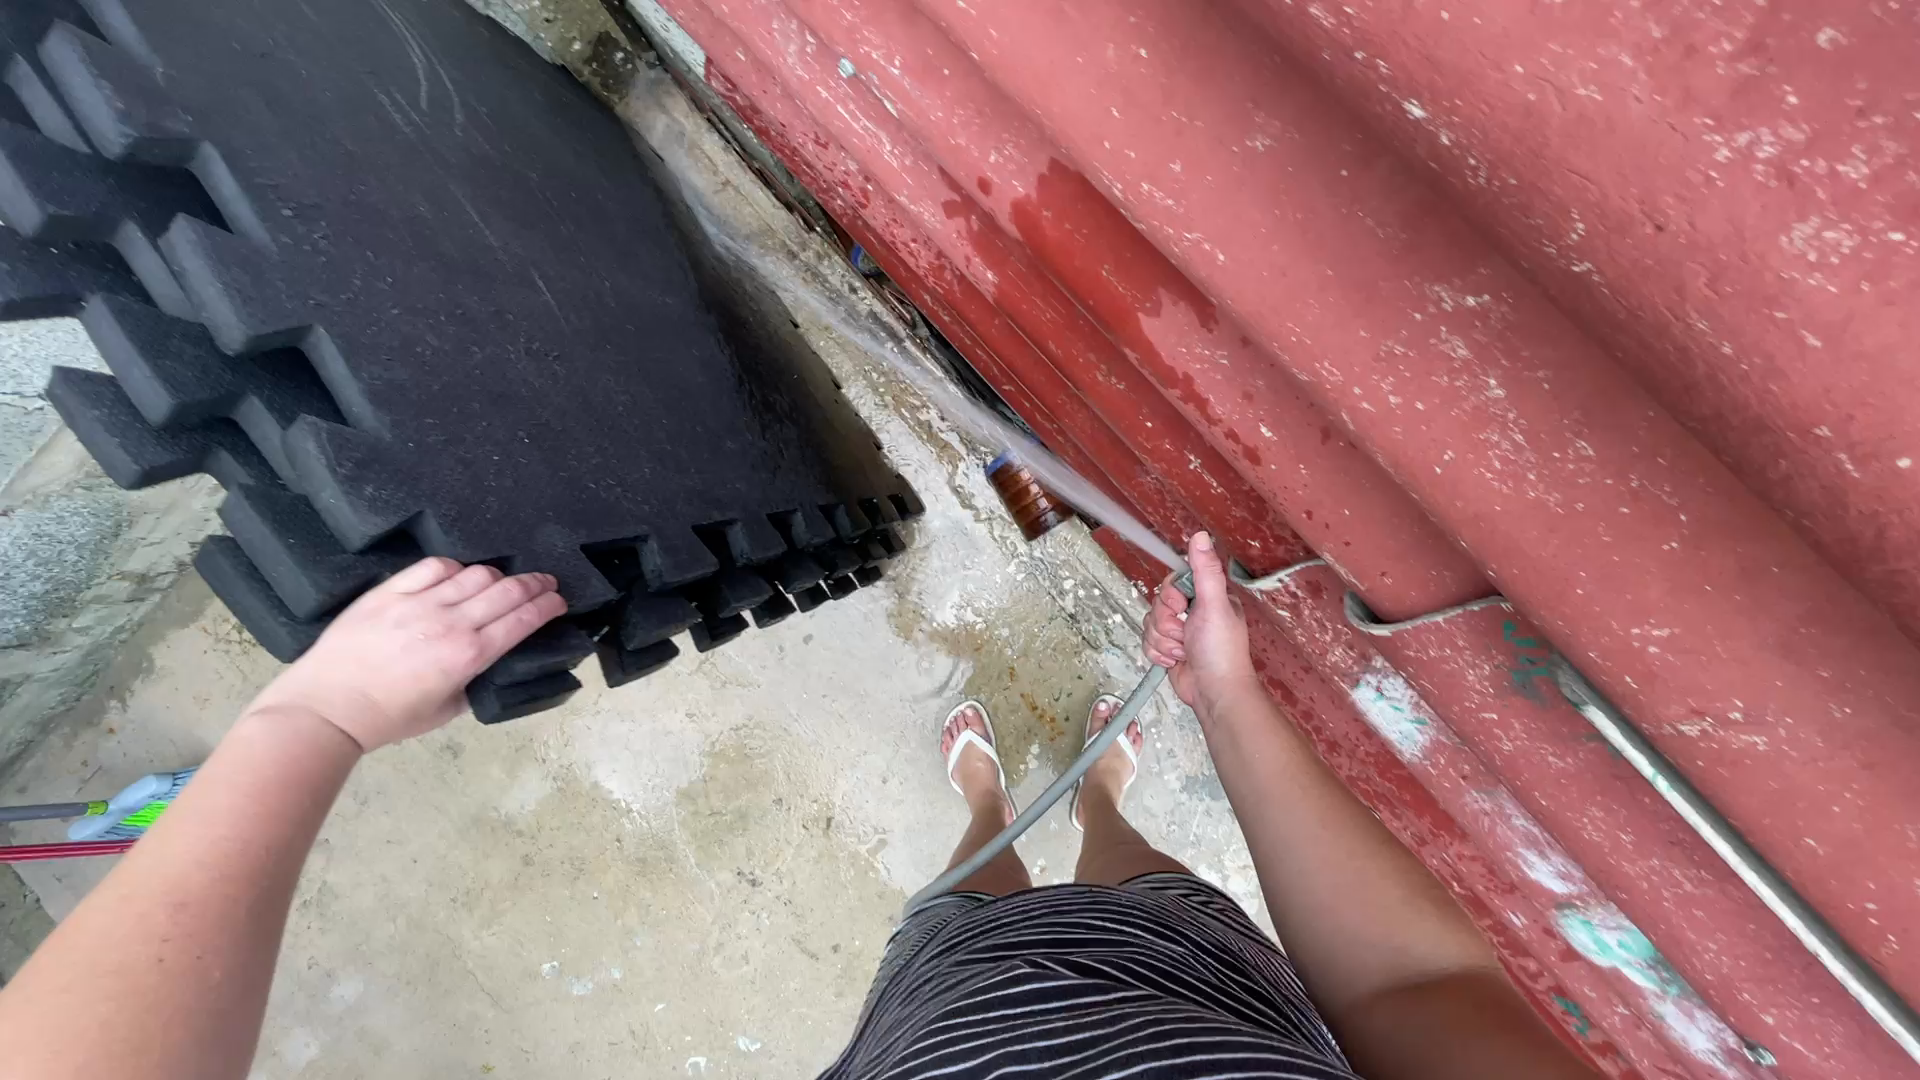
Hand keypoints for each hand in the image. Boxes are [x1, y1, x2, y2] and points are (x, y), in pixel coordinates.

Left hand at [245, 558, 565, 750]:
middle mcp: (451, 623)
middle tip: (547, 583)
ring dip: (499, 576)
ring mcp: (418, 604)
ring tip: (502, 583)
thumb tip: (494, 655)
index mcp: (470, 655)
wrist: (324, 711)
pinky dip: (455, 568)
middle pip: (509, 590)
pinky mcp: (388, 593)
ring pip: (476, 574)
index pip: (524, 619)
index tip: (560, 601)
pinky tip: (458, 577)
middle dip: (537, 584)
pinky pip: (433, 567)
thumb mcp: (450, 708)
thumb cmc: (390, 718)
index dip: (549, 605)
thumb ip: (478, 677)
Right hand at [1142, 531, 1256, 714]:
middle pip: (1157, 603)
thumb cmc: (1221, 652)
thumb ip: (1205, 571)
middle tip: (1184, 634)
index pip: (1173, 582)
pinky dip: (1158, 653)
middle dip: (1166, 623)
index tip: (1181, 608)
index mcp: (1207, 597)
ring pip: (1149, 623)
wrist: (1215, 693)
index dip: (1170, 596)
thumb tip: (1200, 536)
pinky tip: (1176, 661)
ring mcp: (1180, 632)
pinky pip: (1147, 642)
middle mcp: (1193, 612)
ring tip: (1183, 651)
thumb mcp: (1214, 605)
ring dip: (1162, 641)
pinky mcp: (1168, 649)